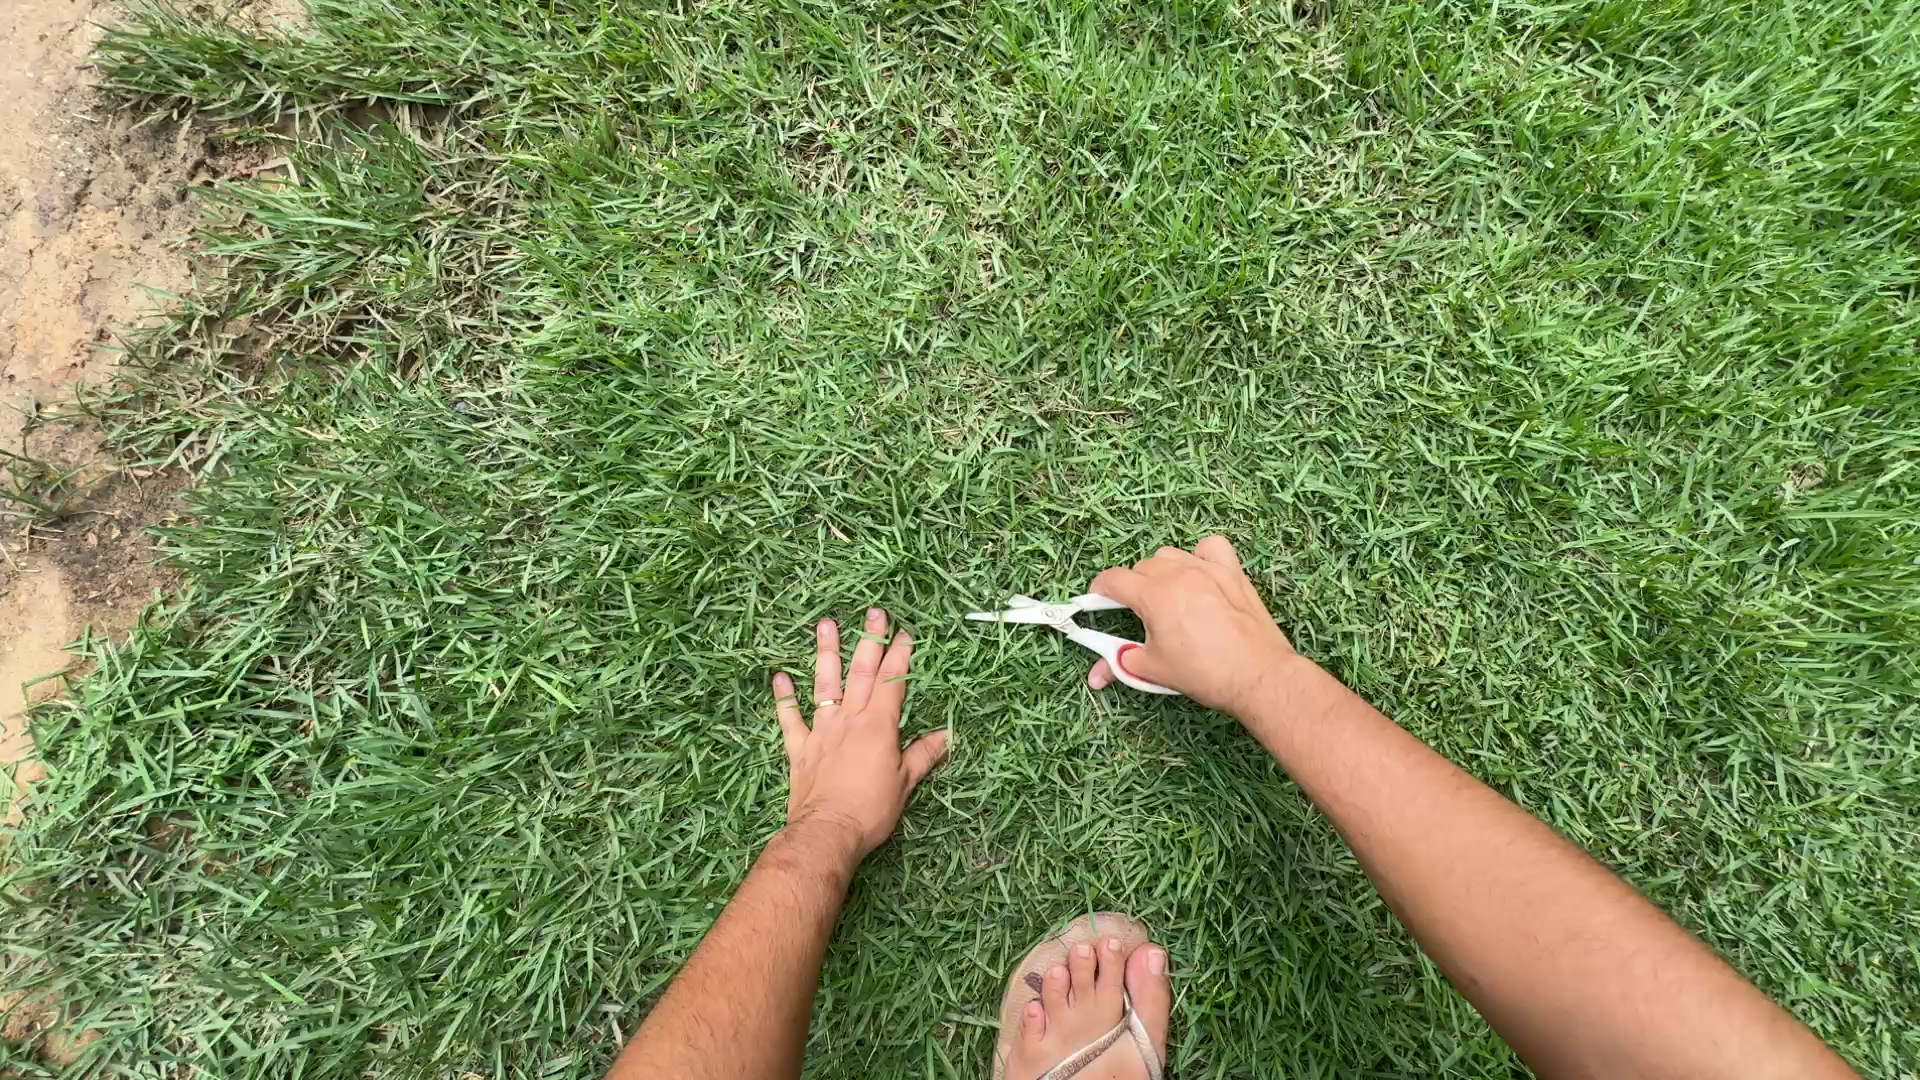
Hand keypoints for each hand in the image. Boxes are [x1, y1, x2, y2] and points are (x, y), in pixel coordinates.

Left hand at [771, 607, 949, 862]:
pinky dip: (784, 699)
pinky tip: (779, 678)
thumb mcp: (905, 783)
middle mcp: (849, 720)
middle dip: (870, 641)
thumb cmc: (871, 810)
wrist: (826, 834)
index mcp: (878, 725)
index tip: (905, 632)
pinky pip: (790, 720)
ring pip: (824, 685)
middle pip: (861, 673)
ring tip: (825, 625)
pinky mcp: (800, 749)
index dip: (900, 656)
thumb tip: (948, 735)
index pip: (893, 682)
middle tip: (874, 612)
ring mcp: (822, 732)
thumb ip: (923, 754)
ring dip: (826, 654)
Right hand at [1086, 535, 1300, 715]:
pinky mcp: (1233, 573)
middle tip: (1137, 613)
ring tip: (1165, 596)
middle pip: (1141, 567)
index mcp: (1156, 596)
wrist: (1259, 677)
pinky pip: (1211, 548)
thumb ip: (1118, 663)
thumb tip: (1095, 676)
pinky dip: (1199, 556)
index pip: (1114, 579)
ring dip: (1160, 571)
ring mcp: (1209, 570)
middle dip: (1132, 587)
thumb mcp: (1153, 670)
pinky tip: (1198, 575)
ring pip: (1170, 555)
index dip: (1099, 590)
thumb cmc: (1204, 674)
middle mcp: (1180, 574)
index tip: (1097, 601)